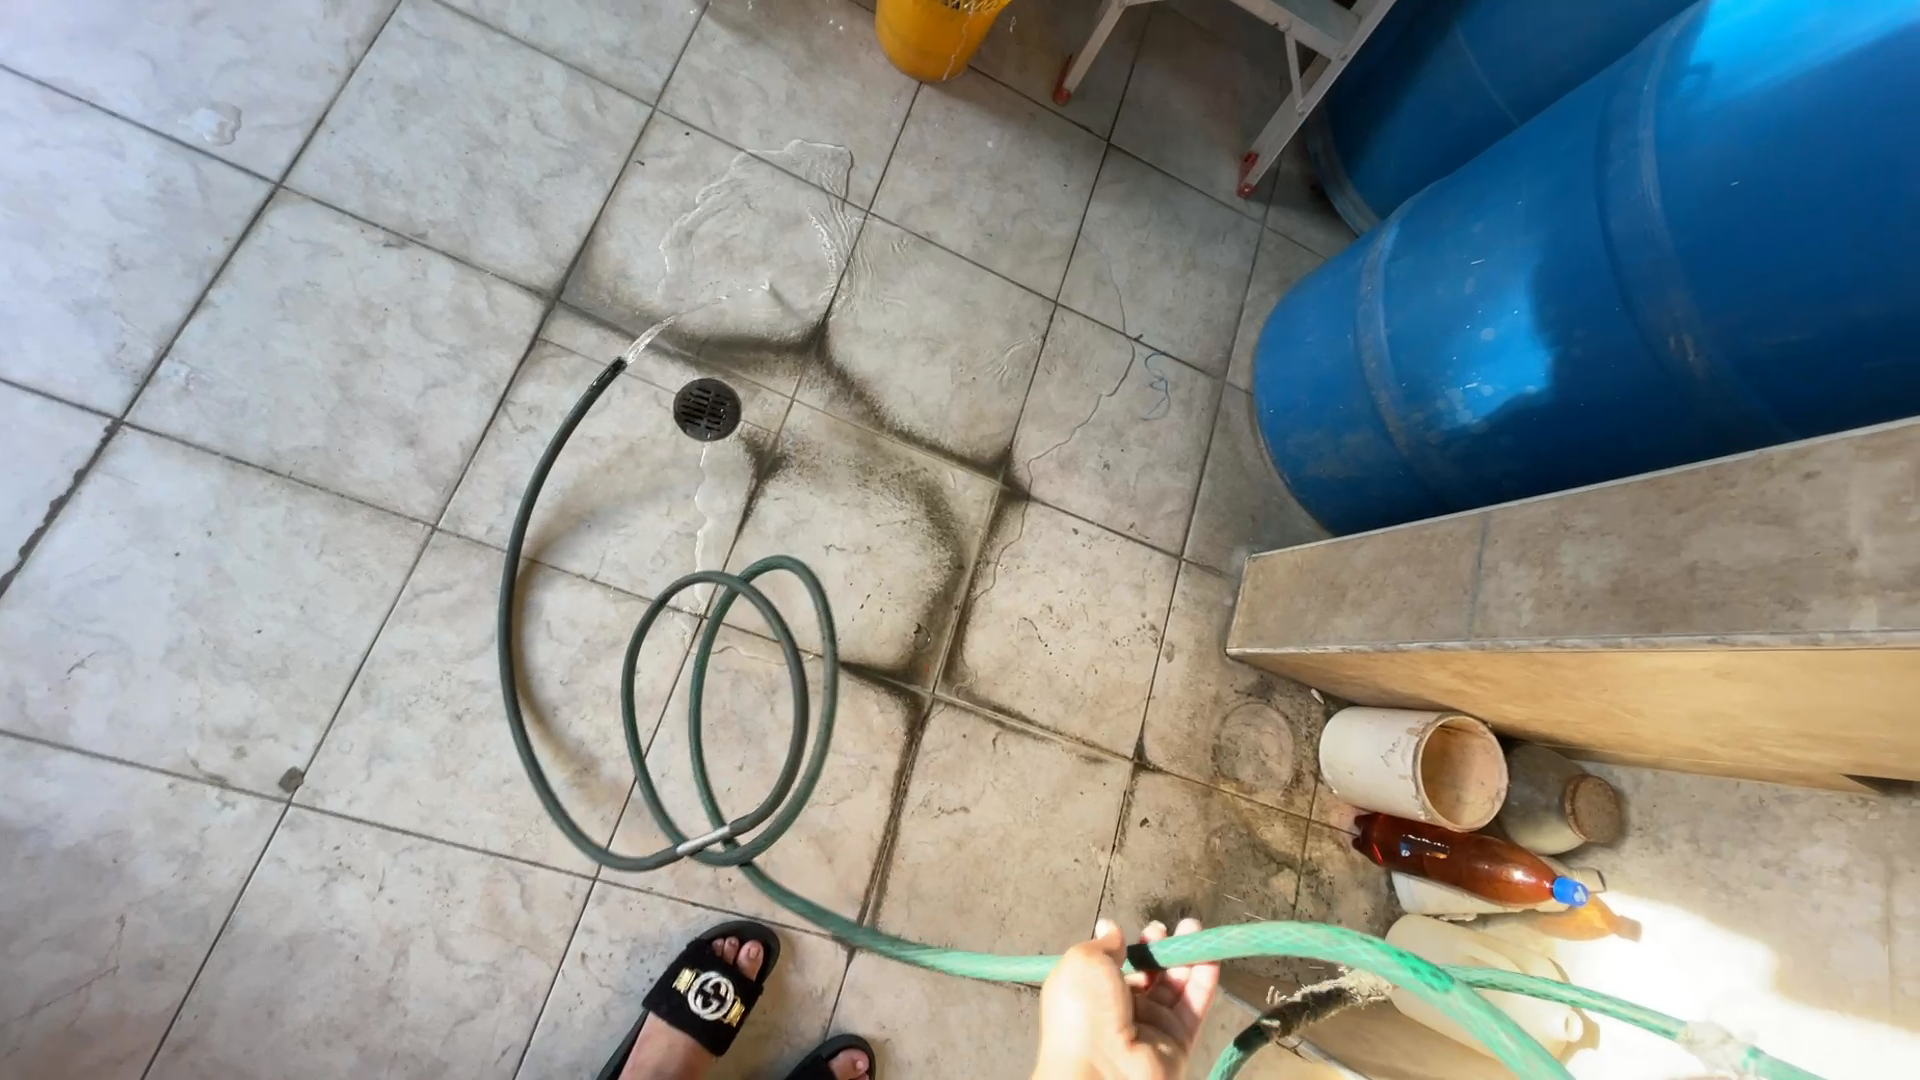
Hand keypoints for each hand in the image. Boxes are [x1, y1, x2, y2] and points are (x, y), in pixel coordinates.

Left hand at [1032, 918, 1220, 1079]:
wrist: (1102, 1072)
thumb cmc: (1083, 1009)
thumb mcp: (1083, 962)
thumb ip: (1104, 944)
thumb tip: (1110, 927)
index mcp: (1090, 991)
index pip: (1114, 964)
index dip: (1127, 945)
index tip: (1136, 930)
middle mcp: (1119, 1009)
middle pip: (1146, 973)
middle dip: (1158, 947)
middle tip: (1167, 928)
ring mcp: (1150, 1027)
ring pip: (1172, 986)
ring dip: (1185, 956)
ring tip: (1194, 928)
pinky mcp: (1177, 1043)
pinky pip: (1193, 1008)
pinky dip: (1204, 981)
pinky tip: (1211, 956)